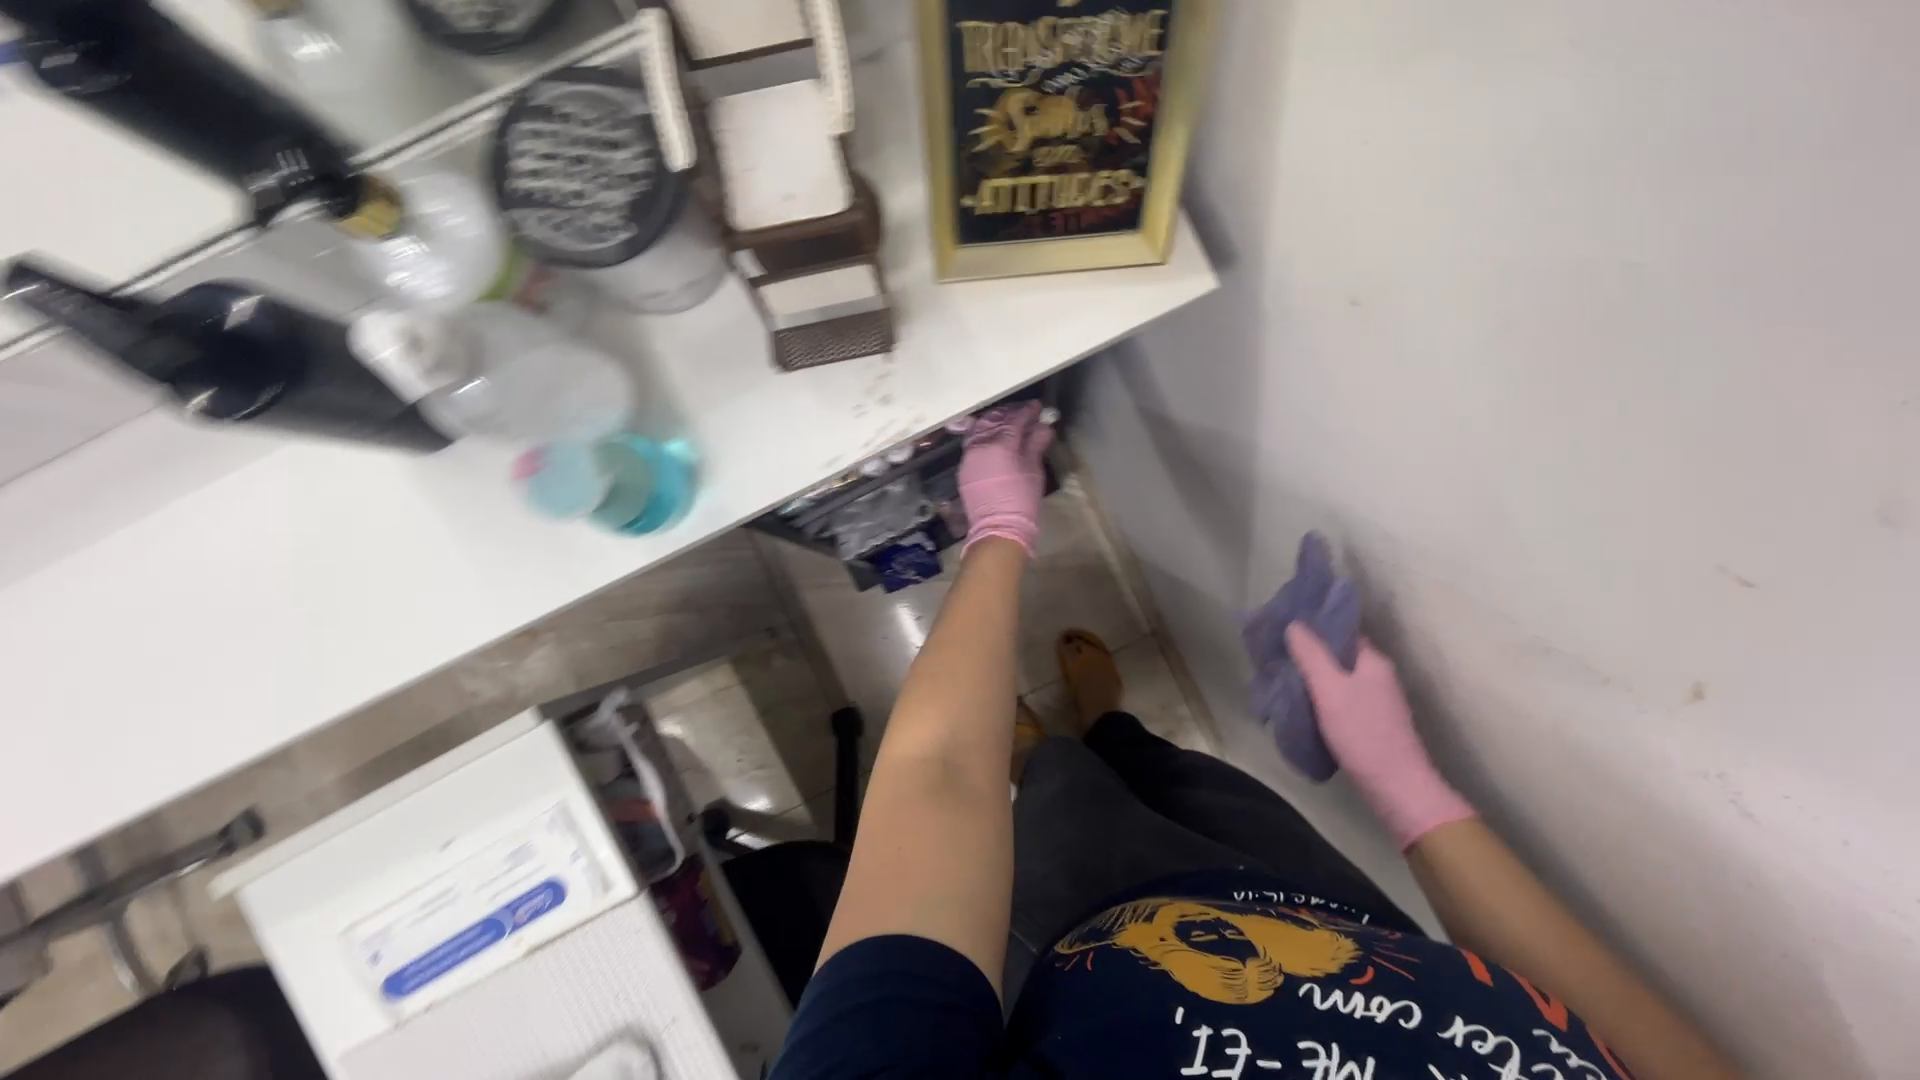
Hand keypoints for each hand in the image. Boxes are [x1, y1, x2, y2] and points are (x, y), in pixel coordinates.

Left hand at [957, 401, 1052, 555]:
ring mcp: (968, 456)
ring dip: (993, 421)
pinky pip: (972, 442)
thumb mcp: (1033, 470)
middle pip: (994, 421)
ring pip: (980, 429)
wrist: (998, 528)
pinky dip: (982, 434)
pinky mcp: (964, 468)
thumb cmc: (1021, 500)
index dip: (1027, 412)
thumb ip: (1035, 444)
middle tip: (1023, 411)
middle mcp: (980, 446)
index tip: (1036, 406)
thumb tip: (1043, 426)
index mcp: (1000, 445)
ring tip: (1007, 420)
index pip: (1015, 420)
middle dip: (1009, 413)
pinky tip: (992, 436)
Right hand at [1284, 624, 1475, 850]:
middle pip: (1338, 655)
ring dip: (1313, 677)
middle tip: (1275, 654)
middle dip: (1308, 653)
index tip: (1283, 627)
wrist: (1396, 787)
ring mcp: (1377, 701)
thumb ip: (1311, 655)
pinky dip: (1321, 698)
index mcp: (1373, 661)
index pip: (1341, 631)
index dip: (1314, 626)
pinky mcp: (1370, 723)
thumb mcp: (1330, 689)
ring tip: (1281, 678)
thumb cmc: (1362, 733)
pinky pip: (1340, 699)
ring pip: (1338, 678)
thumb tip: (1294, 625)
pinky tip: (1301, 705)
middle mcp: (1378, 676)